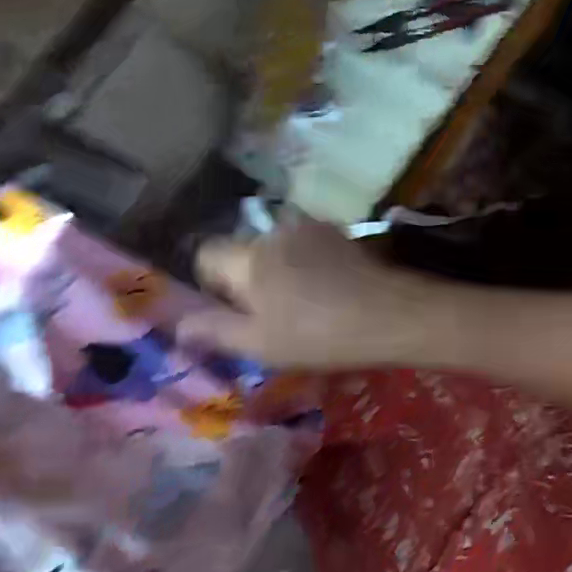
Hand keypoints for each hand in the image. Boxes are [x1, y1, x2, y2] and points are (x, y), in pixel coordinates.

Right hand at [177, 220, 430, 368]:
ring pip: (279, 247)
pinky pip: (308, 245)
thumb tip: (180, 326)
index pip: (207, 254)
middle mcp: (276, 231)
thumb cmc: (320, 334)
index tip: (232, 310)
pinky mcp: (341, 233)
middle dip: (249, 278)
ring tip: (305, 303)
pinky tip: (329, 289)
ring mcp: (313, 227)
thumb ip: (216, 330)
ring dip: (281, 269)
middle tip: (272, 315)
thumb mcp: (262, 344)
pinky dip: (308, 263)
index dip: (212, 282)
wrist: (391, 314)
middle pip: (245, 251)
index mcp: (250, 257)